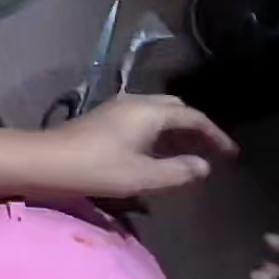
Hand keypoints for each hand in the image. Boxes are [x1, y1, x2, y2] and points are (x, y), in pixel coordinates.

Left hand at [42, 94, 237, 198]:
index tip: (231, 153)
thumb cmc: (97, 168)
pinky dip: (158, 133)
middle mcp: (134, 102)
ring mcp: (117, 108)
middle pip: (174, 108)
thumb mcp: (142, 176)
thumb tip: (204, 165)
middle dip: (196, 128)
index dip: (214, 134)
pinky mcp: (104, 118)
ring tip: (190, 155)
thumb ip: (177, 171)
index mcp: (148, 111)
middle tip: (212, 152)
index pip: (191, 116)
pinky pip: (142, 119)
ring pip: (157, 113)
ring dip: (176, 130)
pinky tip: (159, 153)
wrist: (47, 160)